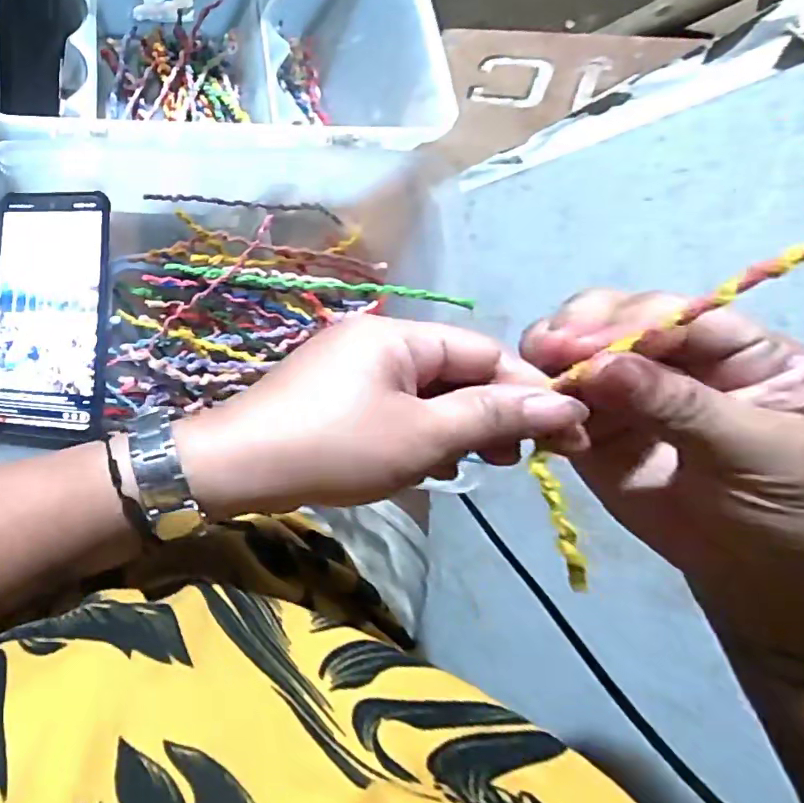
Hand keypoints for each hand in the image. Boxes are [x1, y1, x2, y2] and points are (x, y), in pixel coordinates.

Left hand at [175, 314, 589, 517]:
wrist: (239, 465)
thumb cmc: (336, 446)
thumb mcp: (424, 435)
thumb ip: (492, 415)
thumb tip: (561, 402)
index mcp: (393, 335)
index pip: (482, 351)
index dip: (527, 392)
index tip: (564, 441)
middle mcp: (368, 340)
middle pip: (450, 370)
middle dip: (486, 414)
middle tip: (508, 462)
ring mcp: (342, 367)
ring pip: (419, 393)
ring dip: (449, 429)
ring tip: (461, 467)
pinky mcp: (326, 395)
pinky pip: (386, 406)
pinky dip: (411, 432)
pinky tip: (419, 466)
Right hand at [520, 290, 803, 665]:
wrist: (798, 602)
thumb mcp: (766, 455)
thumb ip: (680, 406)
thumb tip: (597, 365)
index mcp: (740, 353)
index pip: (672, 315)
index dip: (623, 322)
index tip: (577, 346)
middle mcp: (677, 365)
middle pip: (609, 324)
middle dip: (572, 333)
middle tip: (544, 357)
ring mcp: (630, 399)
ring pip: (570, 360)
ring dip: (544, 367)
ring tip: (533, 390)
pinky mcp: (595, 435)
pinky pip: (554, 407)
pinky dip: (537, 409)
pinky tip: (541, 428)